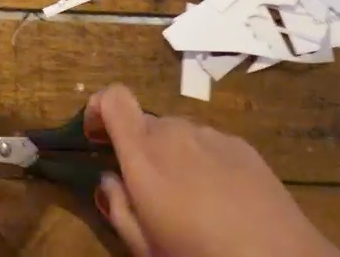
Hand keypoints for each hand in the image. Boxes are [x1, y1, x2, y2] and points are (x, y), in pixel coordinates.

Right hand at [88, 84, 339, 256]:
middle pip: (146, 122)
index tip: (96, 138)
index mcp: (144, 152)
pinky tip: (223, 202)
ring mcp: (211, 135)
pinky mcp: (243, 146)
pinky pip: (209, 145)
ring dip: (174, 158)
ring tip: (190, 204)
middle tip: (149, 194)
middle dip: (140, 149)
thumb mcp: (145, 247)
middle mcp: (175, 132)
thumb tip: (109, 180)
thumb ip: (118, 208)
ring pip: (179, 135)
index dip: (99, 109)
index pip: (113, 97)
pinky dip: (204, 163)